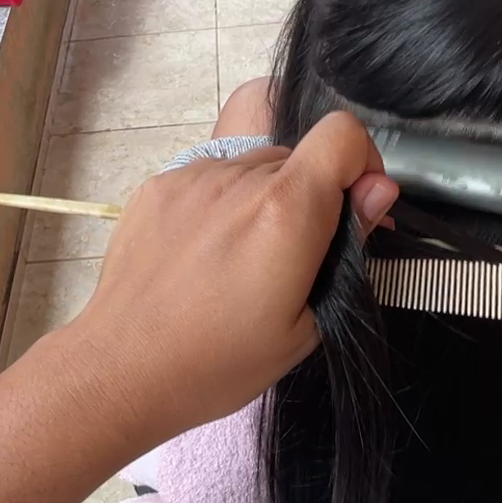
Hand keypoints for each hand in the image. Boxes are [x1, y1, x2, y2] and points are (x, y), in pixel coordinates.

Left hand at [55, 112, 397, 440]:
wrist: (122, 369)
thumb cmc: (217, 362)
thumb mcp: (305, 325)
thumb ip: (349, 248)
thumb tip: (378, 193)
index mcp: (286, 210)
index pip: (343, 133)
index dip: (361, 164)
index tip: (353, 209)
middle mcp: (239, 178)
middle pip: (297, 157)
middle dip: (309, 196)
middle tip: (288, 258)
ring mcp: (192, 177)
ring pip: (252, 167)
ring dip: (261, 199)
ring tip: (237, 261)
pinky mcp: (157, 185)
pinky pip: (208, 177)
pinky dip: (219, 204)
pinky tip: (201, 254)